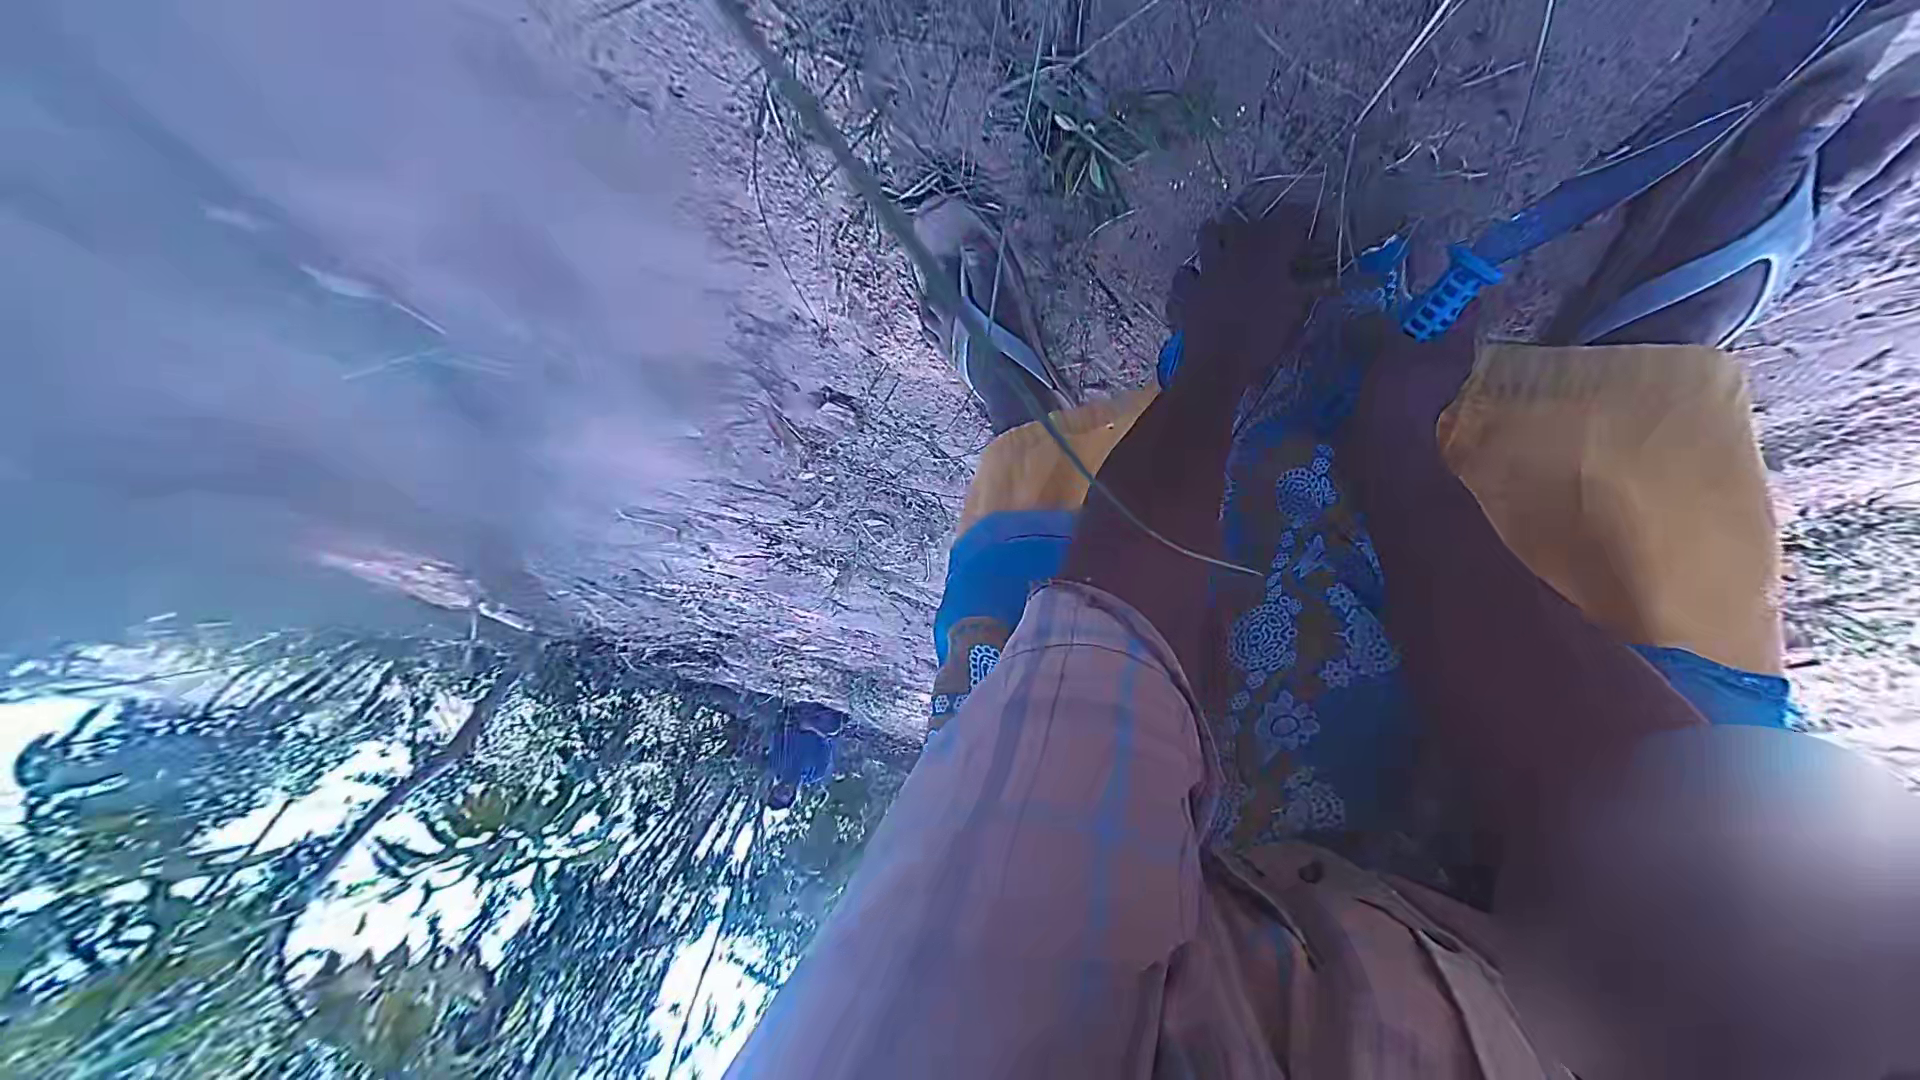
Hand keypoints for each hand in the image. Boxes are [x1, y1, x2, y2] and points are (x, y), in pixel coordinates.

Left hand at [1167, 206, 1318, 387]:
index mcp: (1269, 250)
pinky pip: (1185, 274)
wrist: (1219, 366)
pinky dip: (1191, 276)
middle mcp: (1235, 251)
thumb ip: (1310, 293)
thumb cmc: (1264, 341)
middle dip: (1262, 230)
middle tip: (1272, 249)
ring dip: (1220, 238)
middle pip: (1248, 222)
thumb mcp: (1297, 315)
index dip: (1305, 223)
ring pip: (1209, 233)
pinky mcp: (1185, 291)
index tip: (1312, 240)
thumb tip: (1326, 285)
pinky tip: (1199, 285)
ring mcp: (1206, 269)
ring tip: (1230, 254)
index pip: (1292, 217)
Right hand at [1351, 305, 1479, 450]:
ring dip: (1372, 348)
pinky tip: (1341, 367)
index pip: (1461, 307)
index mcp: (1456, 348)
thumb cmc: (1397, 395)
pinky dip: (1360, 372)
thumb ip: (1377, 327)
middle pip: (1423, 332)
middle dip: (1396, 323)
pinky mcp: (1389, 405)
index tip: (1411, 289)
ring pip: (1395, 357)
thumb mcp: (1389, 349)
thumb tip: (1361, 320)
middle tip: (1369, 316)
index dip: (1440, 293)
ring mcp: (1415, 388)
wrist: (1379, 449)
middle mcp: (1441, 367)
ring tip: (1347, 339)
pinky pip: (1376, 379)